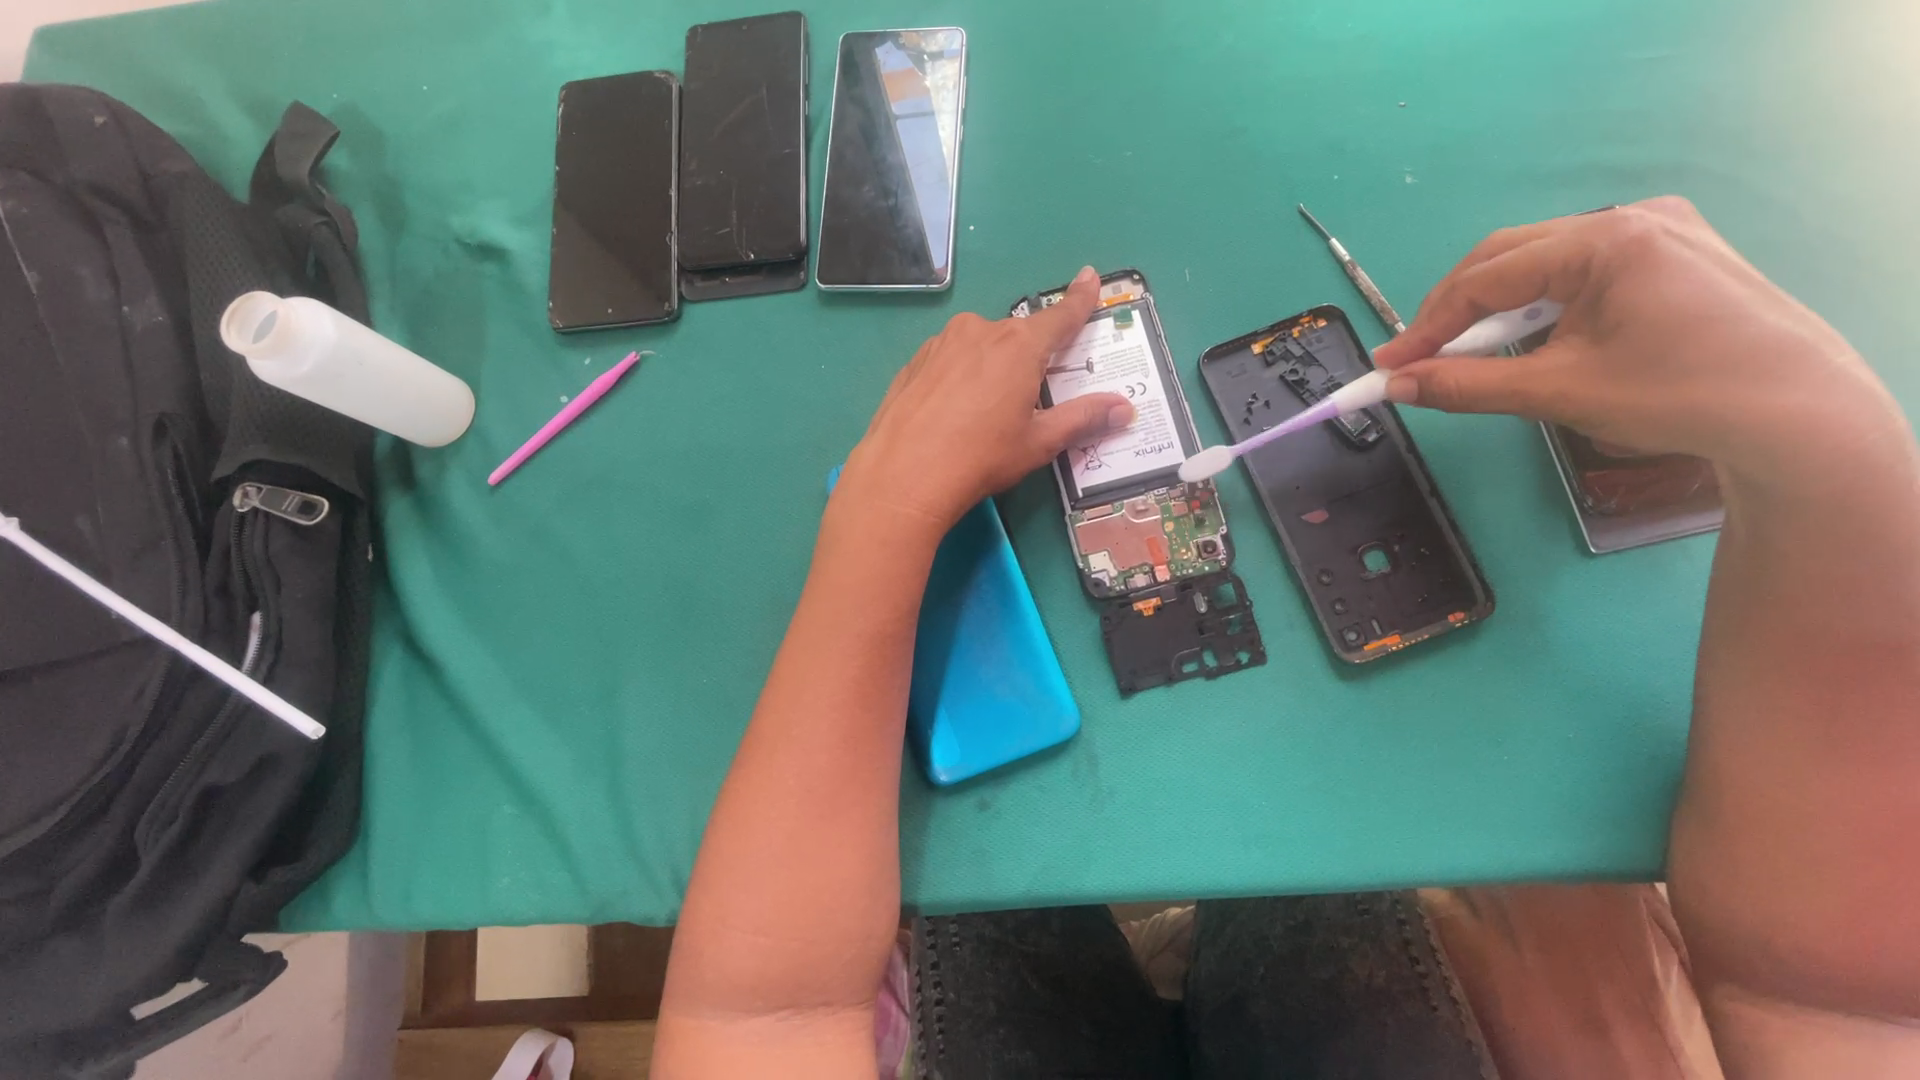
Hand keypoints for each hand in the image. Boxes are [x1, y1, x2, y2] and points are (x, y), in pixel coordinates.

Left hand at [837, 266, 1134, 533]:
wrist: (904, 475)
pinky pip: (949, 360)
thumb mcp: (1039, 442)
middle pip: (1017, 337)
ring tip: (982, 414)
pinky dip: (959, 377)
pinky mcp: (914, 361)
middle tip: (1026, 400)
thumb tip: (1125, 408)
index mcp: (1020, 346)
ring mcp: (941, 343)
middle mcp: (981, 331)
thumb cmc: (981, 457)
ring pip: (980, 347)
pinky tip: (951, 413)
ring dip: (990, 368)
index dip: (1079, 299)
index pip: (1060, 316)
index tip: (1088, 277)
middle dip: (1028, 359)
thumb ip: (1083, 419)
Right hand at [1372, 197, 1908, 487]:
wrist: (1798, 416)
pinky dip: (1540, 304)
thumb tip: (1396, 386)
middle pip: (1509, 257)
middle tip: (1420, 358)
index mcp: (1606, 241)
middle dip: (1457, 310)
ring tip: (1473, 354)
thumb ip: (1465, 384)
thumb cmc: (1677, 396)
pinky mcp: (1673, 253)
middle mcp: (1631, 219)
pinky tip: (1535, 337)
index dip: (1427, 324)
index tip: (1388, 365)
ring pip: (1541, 261)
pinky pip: (1579, 269)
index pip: (1487, 277)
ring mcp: (1659, 230)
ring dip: (1497, 308)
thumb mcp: (1557, 392)